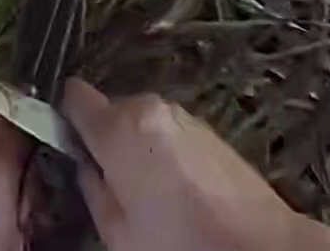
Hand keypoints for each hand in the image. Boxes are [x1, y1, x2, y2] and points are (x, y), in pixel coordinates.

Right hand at [61, 79, 329, 250]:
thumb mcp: (118, 232)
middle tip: (117, 185)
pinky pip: (169, 132)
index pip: (73, 93)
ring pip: (140, 122)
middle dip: (107, 139)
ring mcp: (180, 114)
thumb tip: (83, 164)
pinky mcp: (206, 127)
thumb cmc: (180, 244)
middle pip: (109, 110)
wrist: (263, 250)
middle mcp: (147, 106)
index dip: (66, 116)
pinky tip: (182, 193)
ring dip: (138, 147)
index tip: (70, 143)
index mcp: (118, 125)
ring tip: (155, 196)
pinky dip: (165, 152)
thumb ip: (91, 188)